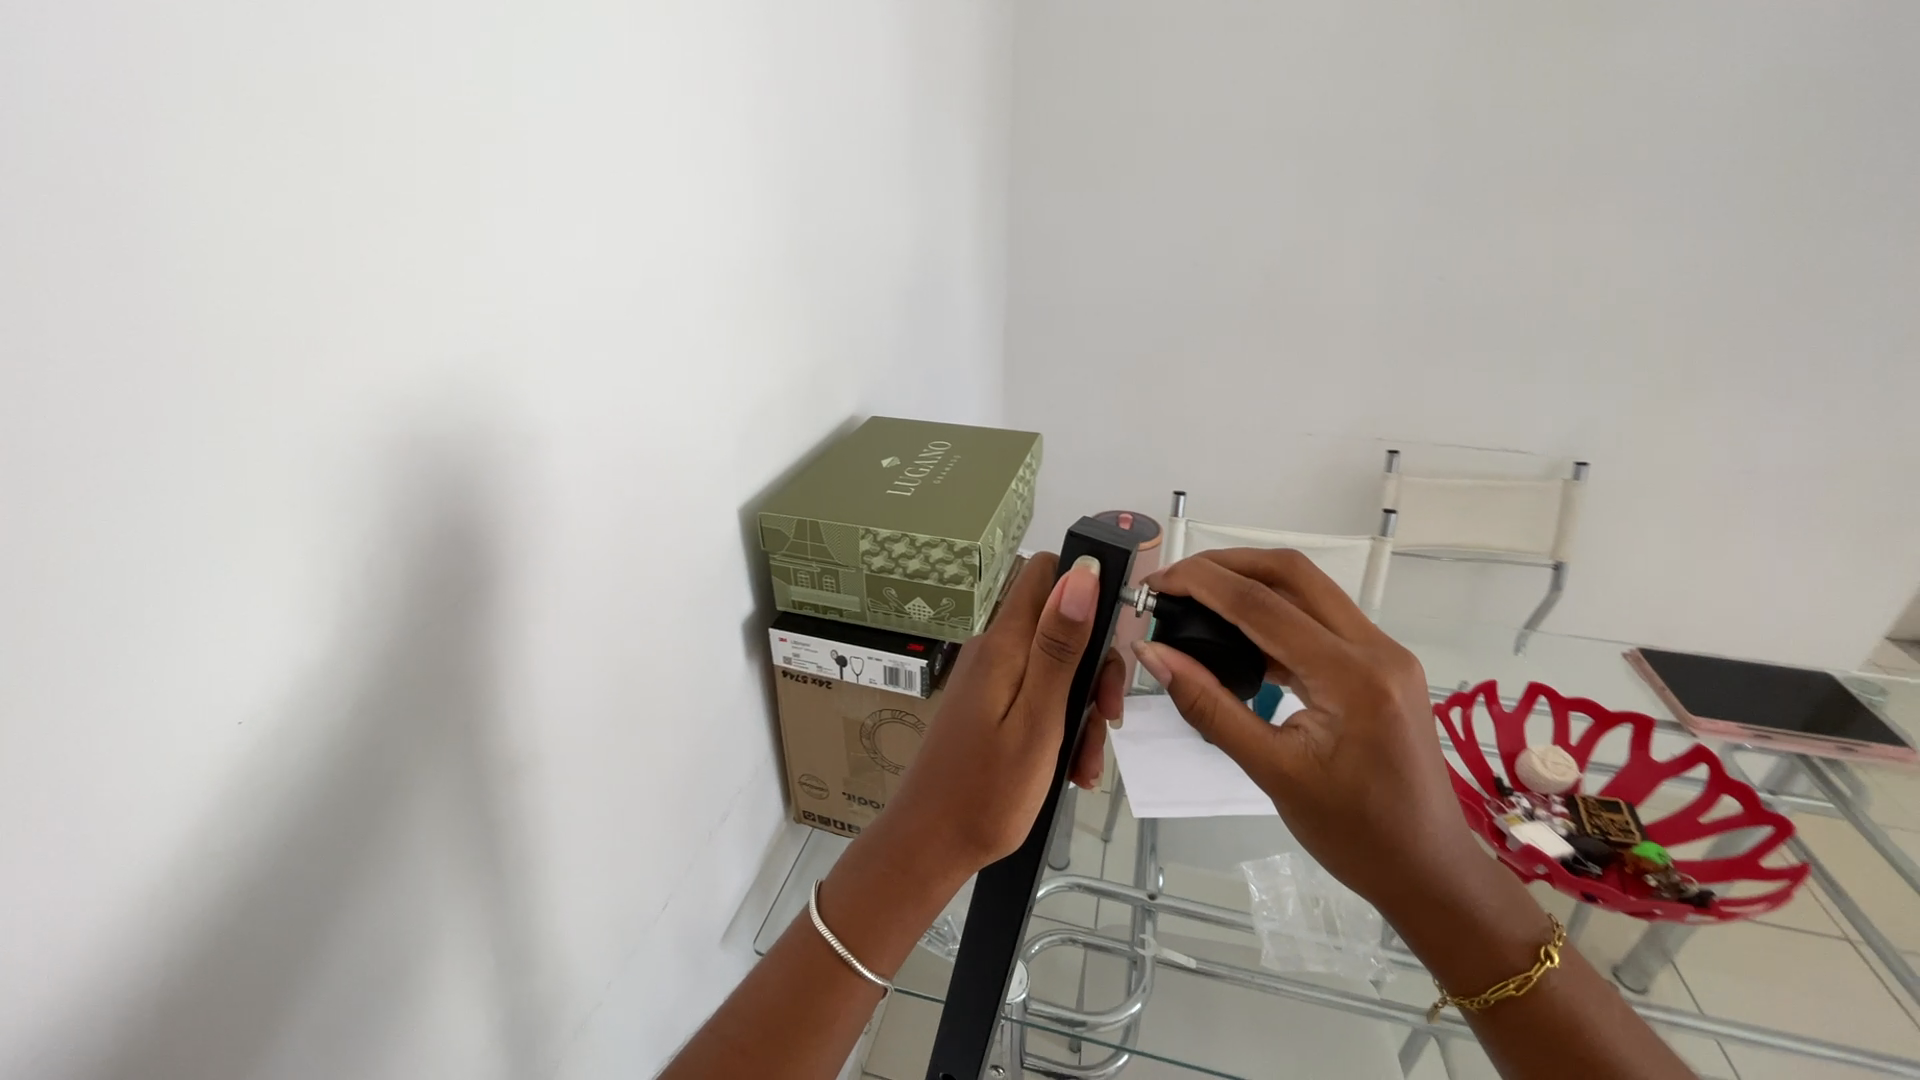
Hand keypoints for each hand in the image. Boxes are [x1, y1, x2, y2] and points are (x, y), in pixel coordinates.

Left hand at [883, 553, 1125, 874]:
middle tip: (1106, 718)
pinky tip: (1069, 767)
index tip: (1115, 634)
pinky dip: (1061, 726)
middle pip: (1060, 626)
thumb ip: (1060, 645)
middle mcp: (995, 650)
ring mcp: (990, 679)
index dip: (1087, 586)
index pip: (1046, 573)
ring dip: (1082, 710)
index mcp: (1005, 644)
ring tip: (1085, 763)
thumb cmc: (988, 791)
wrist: (931, 843)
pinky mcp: (989, 706)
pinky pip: (1037, 697)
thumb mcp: (1038, 718)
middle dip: (1095, 668)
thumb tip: (1080, 572)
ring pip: (1056, 669)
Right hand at [1131, 548, 1477, 914]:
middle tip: (1174, 580)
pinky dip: (1274, 614)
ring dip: (1251, 583)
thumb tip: (1154, 655)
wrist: (1429, 871)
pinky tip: (1237, 634)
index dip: (1201, 584)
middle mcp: (1375, 649)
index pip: (1262, 605)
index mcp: (1352, 677)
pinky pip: (1321, 620)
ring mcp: (1384, 654)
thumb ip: (1209, 705)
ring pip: (1310, 590)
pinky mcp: (1381, 666)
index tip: (1155, 585)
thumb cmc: (1353, 835)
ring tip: (1196, 598)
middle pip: (1293, 573)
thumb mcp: (1271, 771)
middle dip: (1227, 564)